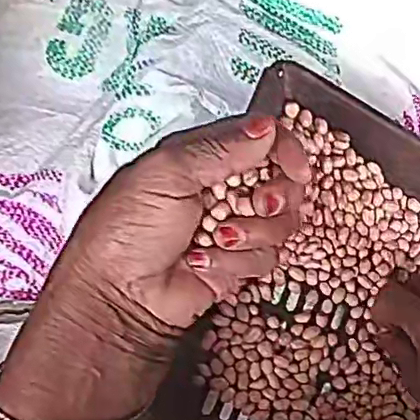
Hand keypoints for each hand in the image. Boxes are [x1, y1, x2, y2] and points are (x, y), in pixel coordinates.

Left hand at [0, 114, 309, 419]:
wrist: (121, 292)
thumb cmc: (128, 228)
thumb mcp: (168, 173)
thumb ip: (221, 149)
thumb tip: (267, 127)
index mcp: (205, 157)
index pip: (262, 141)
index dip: (286, 151)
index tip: (298, 169)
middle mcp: (226, 190)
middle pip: (283, 183)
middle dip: (276, 196)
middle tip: (256, 204)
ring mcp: (238, 228)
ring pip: (282, 224)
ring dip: (253, 233)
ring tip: (217, 238)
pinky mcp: (243, 263)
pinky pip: (269, 257)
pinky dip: (239, 261)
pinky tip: (205, 261)